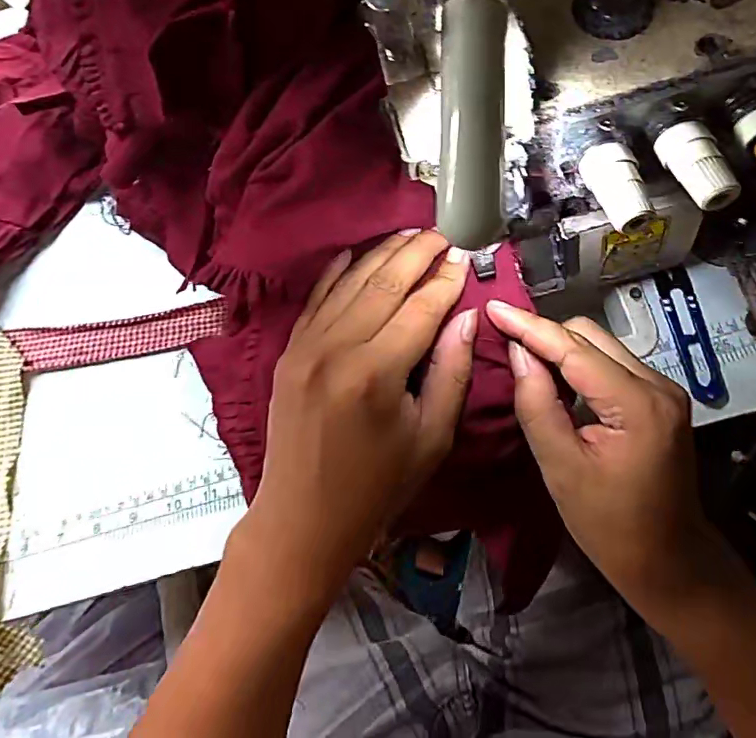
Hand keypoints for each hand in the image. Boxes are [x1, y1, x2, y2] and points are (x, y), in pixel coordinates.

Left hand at [238, 230, 476, 591]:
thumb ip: (451, 371)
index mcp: (376, 373)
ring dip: (382, 254)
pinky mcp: (289, 352)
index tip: (465, 260)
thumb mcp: (431, 436)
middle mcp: (337, 348)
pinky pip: (316, 299)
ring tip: (410, 236)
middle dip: (417, 254)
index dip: (446, 282)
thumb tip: (466, 316)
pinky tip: (355, 252)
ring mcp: (306, 346)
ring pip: (350, 283)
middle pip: (385, 283)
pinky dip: (336, 272)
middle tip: (442, 236)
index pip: (421, 308)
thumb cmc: (377, 486)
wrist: (302, 519)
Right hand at [487, 301, 724, 613]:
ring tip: (522, 356)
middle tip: (502, 339)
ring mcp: (664, 388)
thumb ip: (537, 405)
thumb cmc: (612, 528)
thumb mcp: (562, 470)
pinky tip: (555, 377)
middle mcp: (658, 384)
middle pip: (591, 335)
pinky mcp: (661, 397)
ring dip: (562, 347)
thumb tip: (518, 352)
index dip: (530, 327)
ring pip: (601, 344)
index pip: (575, 349)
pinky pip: (612, 363)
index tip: (493, 308)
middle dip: (544, 334)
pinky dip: (580, 363)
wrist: (671, 563)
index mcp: (637, 404)